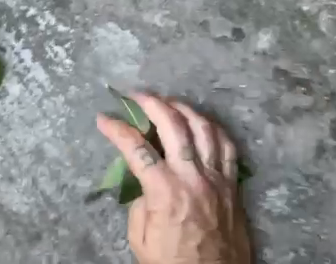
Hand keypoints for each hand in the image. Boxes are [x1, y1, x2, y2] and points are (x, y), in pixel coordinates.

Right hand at [96, 93, 251, 263]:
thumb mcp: (141, 239)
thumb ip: (140, 202)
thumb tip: (142, 178)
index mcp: (165, 192)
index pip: (136, 148)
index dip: (116, 129)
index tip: (103, 118)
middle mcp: (192, 178)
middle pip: (173, 125)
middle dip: (151, 103)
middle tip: (136, 95)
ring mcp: (216, 179)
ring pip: (203, 128)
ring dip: (183, 109)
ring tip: (168, 102)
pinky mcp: (233, 187)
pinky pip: (227, 147)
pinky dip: (213, 129)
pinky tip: (201, 123)